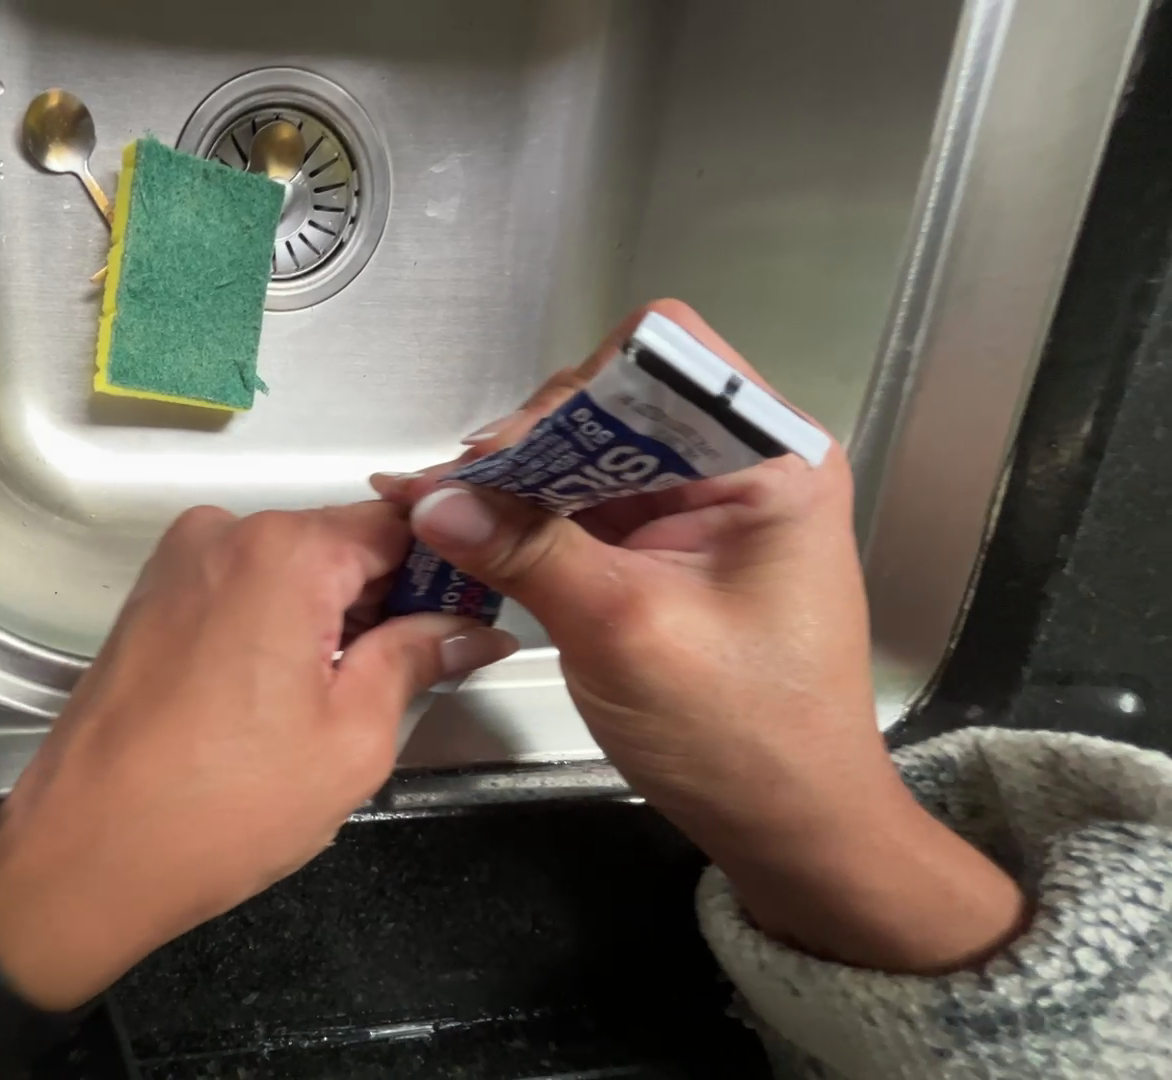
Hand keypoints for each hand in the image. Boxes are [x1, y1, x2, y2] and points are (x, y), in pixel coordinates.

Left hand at [0, 502, 517, 1009]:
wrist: (85, 849)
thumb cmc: (229, 801)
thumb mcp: (351, 736)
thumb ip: (416, 659)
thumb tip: (473, 629)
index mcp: (285, 549)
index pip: (397, 528)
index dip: (440, 573)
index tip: (461, 623)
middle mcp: (224, 530)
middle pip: (336, 542)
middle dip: (382, 598)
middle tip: (410, 670)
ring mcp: (177, 558)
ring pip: (286, 565)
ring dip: (326, 612)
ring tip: (334, 692)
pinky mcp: (150, 593)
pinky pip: (237, 584)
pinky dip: (273, 617)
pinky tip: (277, 684)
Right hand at [374, 300, 1023, 972]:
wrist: (783, 820)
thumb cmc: (740, 733)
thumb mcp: (624, 631)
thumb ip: (527, 553)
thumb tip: (430, 500)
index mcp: (765, 460)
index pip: (656, 359)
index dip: (568, 394)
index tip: (498, 459)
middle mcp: (728, 462)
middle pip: (605, 399)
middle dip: (521, 442)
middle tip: (449, 491)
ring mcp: (684, 503)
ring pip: (576, 450)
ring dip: (507, 478)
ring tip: (438, 507)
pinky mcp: (649, 541)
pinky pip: (570, 501)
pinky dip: (515, 513)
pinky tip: (462, 527)